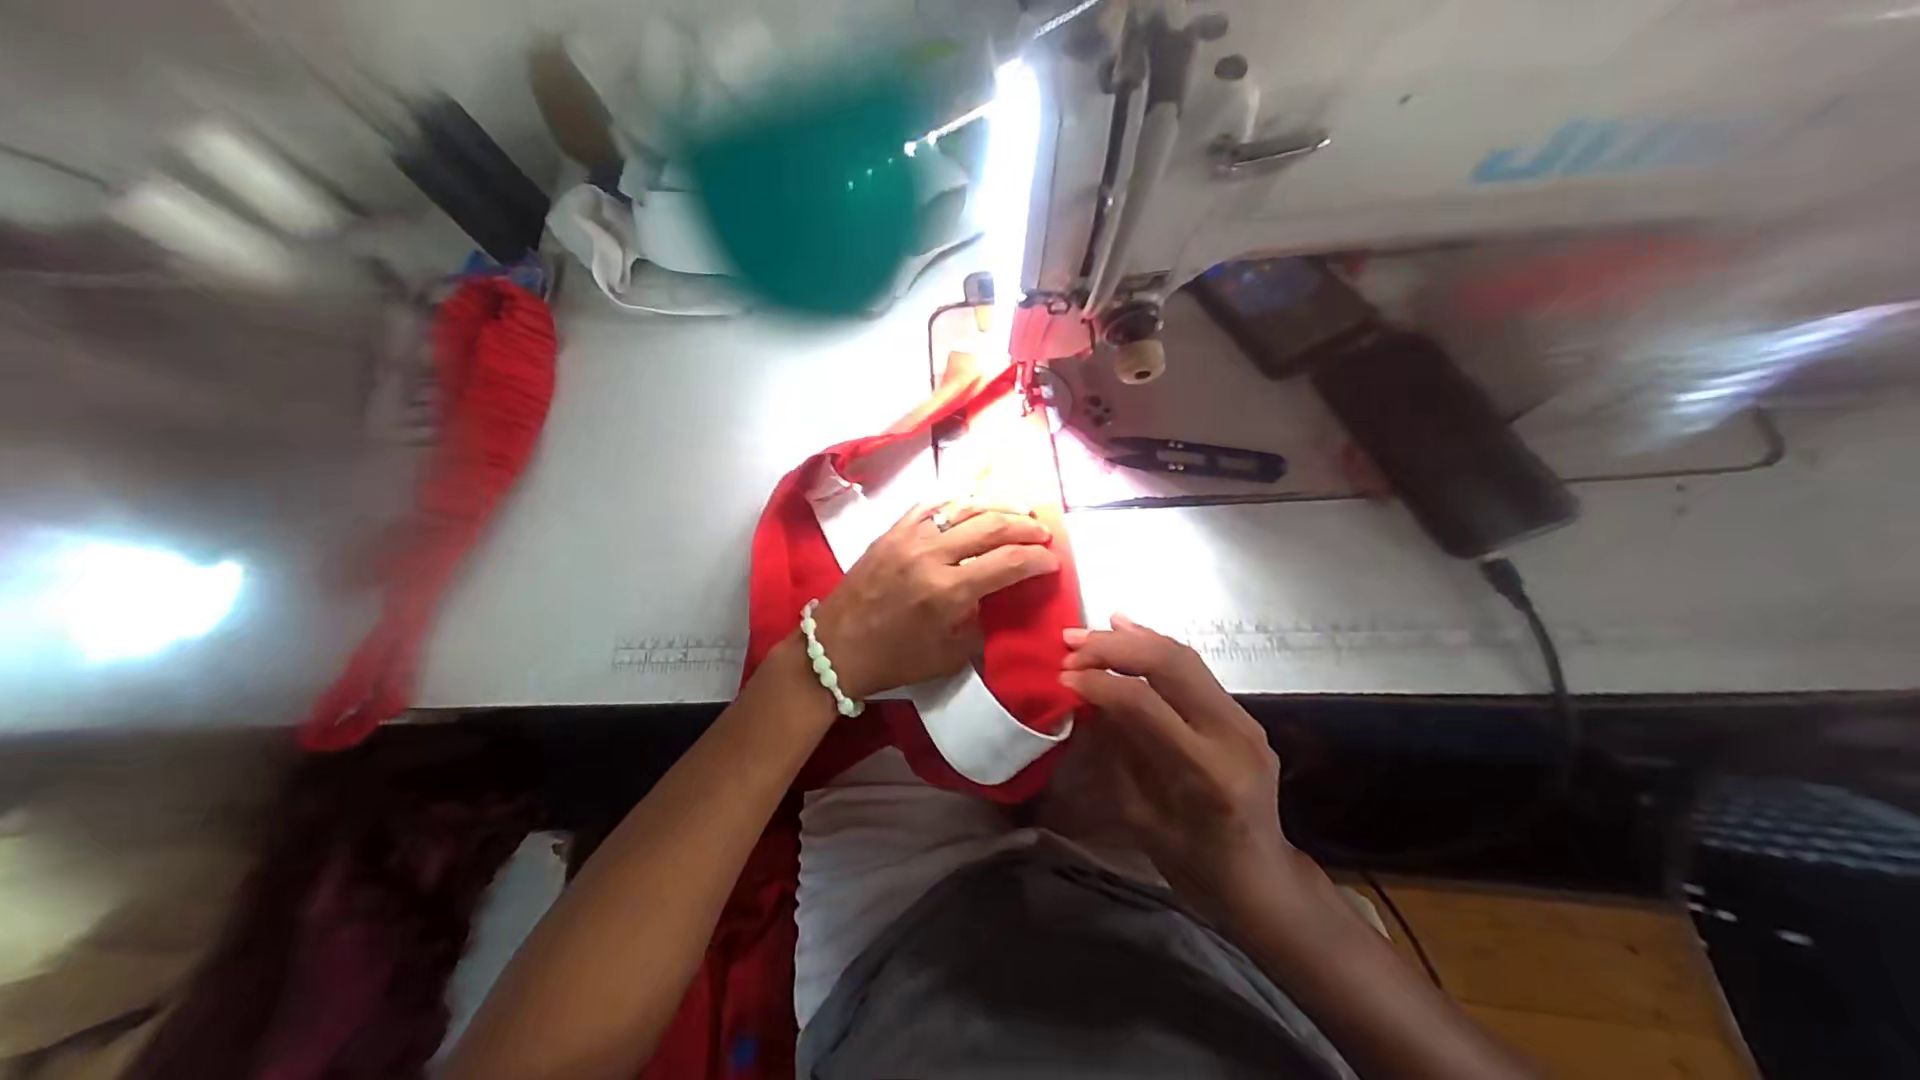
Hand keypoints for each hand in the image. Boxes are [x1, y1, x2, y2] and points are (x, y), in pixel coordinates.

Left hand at [811, 503, 1058, 699]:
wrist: (835, 649)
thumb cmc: (894, 660)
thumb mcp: (949, 656)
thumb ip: (981, 622)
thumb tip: (1000, 597)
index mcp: (947, 592)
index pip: (1008, 562)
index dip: (1038, 559)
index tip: (1053, 561)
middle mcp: (930, 556)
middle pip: (991, 525)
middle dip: (1025, 525)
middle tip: (1044, 531)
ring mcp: (907, 538)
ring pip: (962, 507)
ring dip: (997, 507)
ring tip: (1018, 512)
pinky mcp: (890, 532)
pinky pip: (930, 507)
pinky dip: (956, 503)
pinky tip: (972, 505)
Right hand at [1060, 615, 1297, 913]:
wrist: (1260, 880)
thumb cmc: (1194, 866)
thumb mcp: (1141, 816)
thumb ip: (1117, 752)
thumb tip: (1085, 700)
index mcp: (1206, 772)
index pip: (1145, 704)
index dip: (1098, 683)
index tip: (1062, 676)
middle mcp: (1233, 735)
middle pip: (1170, 664)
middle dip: (1114, 647)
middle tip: (1070, 644)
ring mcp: (1244, 720)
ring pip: (1184, 657)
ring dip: (1133, 640)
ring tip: (1089, 633)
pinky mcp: (1243, 714)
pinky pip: (1195, 670)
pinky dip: (1156, 650)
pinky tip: (1127, 631)